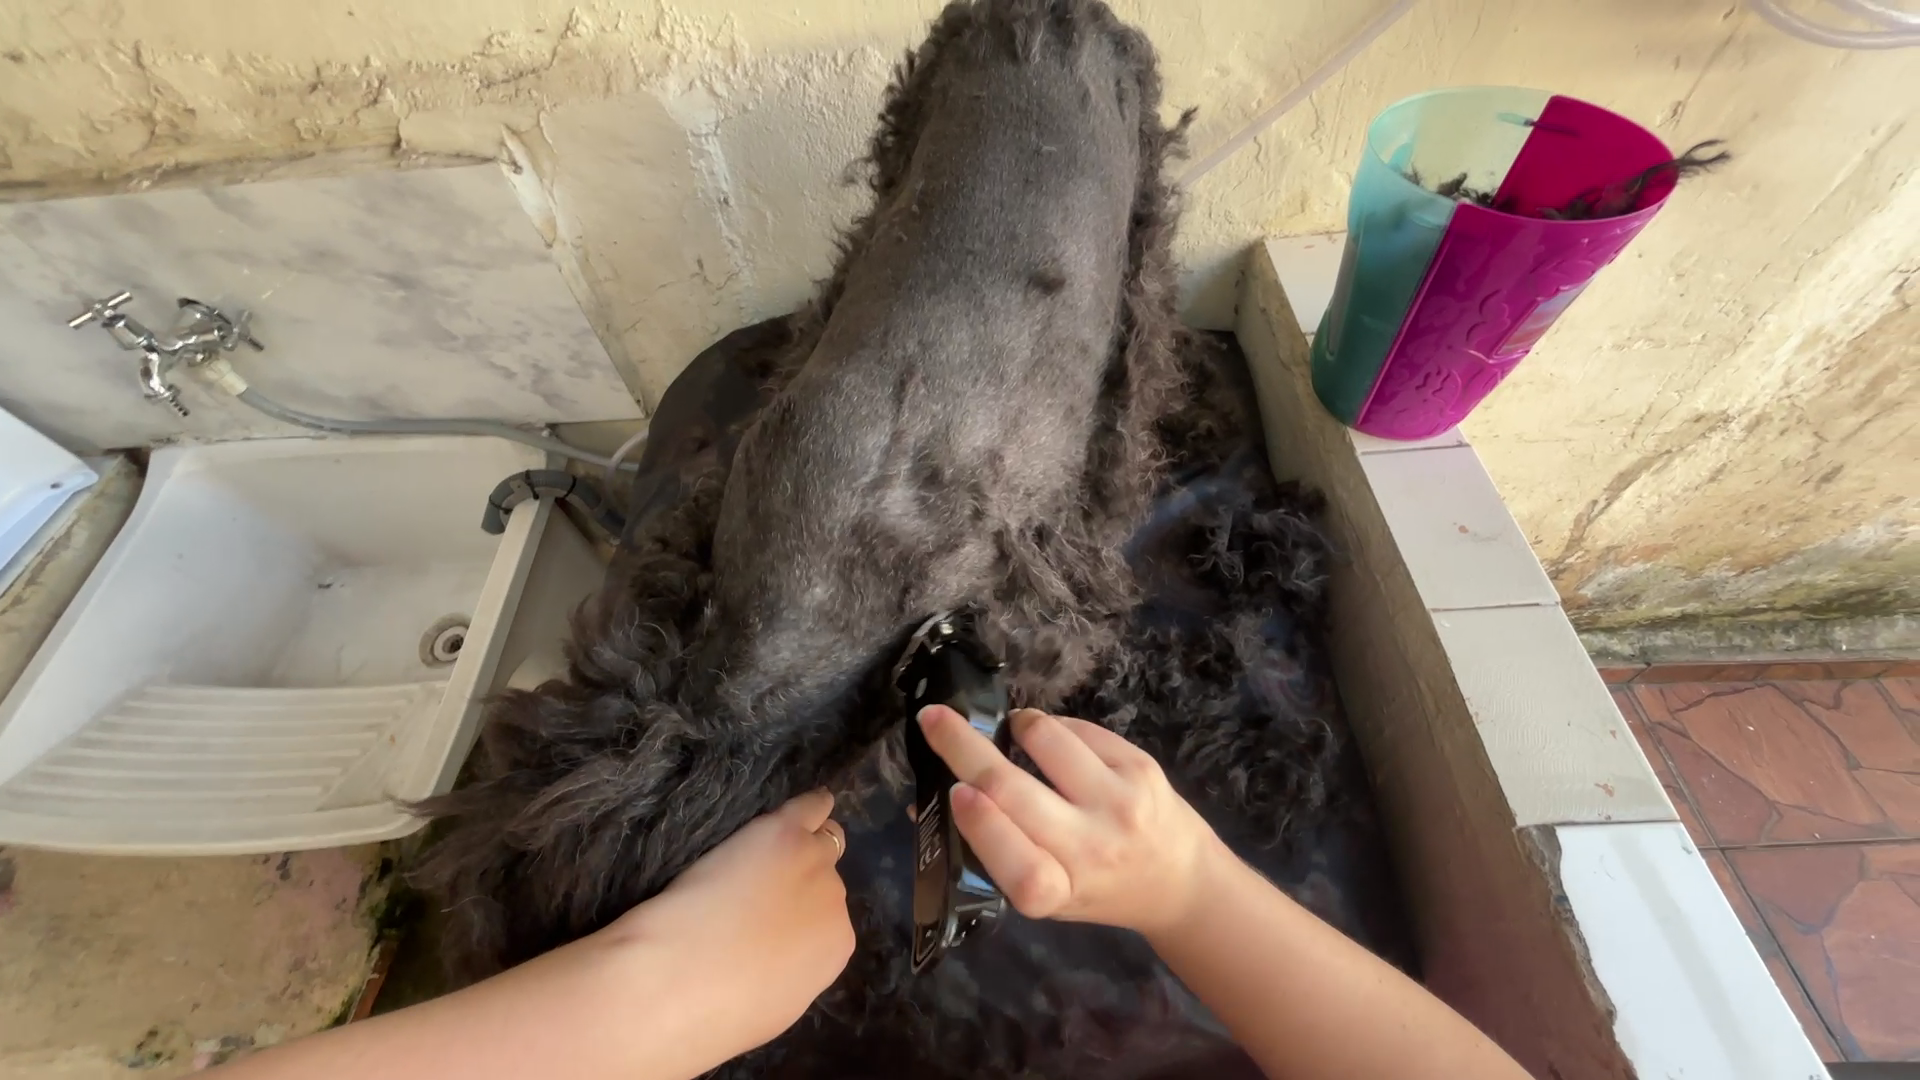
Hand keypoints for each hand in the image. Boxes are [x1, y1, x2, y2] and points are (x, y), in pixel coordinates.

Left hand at [610, 790, 853, 1058]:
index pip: (829, 921)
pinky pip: (811, 807)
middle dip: (802, 886)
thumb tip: (790, 949)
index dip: (803, 919)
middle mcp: (834, 898)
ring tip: (784, 848)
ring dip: (805, 845)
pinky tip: (816, 801)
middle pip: (825, 881)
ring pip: (823, 840)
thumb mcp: (776, 1003)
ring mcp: (812, 859)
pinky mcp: (784, 830)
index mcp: (836, 945)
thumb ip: (797, 965)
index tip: (777, 923)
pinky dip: (815, 804)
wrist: (681, 976)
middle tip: (765, 893)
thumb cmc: (719, 1010)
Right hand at [918, 706, 1224, 934]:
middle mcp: (1092, 849)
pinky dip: (1054, 726)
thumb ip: (991, 851)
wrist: (1181, 880)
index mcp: (1060, 892)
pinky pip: (1079, 728)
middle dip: (963, 745)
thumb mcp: (1045, 891)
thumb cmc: (1096, 888)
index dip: (981, 826)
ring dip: (1018, 724)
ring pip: (1047, 740)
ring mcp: (1121, 804)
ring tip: (1014, 729)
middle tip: (934, 718)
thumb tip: (921, 803)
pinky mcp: (1142, 767)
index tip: (953, 790)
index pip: (1018, 867)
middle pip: (1014, 789)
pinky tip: (1055, 740)